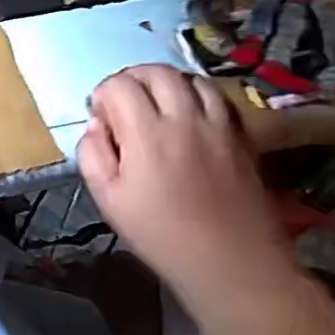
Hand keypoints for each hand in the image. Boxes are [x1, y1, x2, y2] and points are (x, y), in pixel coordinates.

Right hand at [77, 64, 297, 299]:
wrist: (232, 262)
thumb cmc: (160, 234)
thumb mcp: (107, 199)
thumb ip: (92, 154)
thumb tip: (96, 126)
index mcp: (146, 133)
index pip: (119, 86)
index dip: (102, 95)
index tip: (100, 118)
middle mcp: (185, 119)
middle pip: (157, 72)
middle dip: (132, 79)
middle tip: (123, 102)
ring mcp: (219, 125)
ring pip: (191, 79)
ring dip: (167, 83)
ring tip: (156, 104)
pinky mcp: (242, 137)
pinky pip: (219, 98)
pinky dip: (198, 95)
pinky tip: (189, 116)